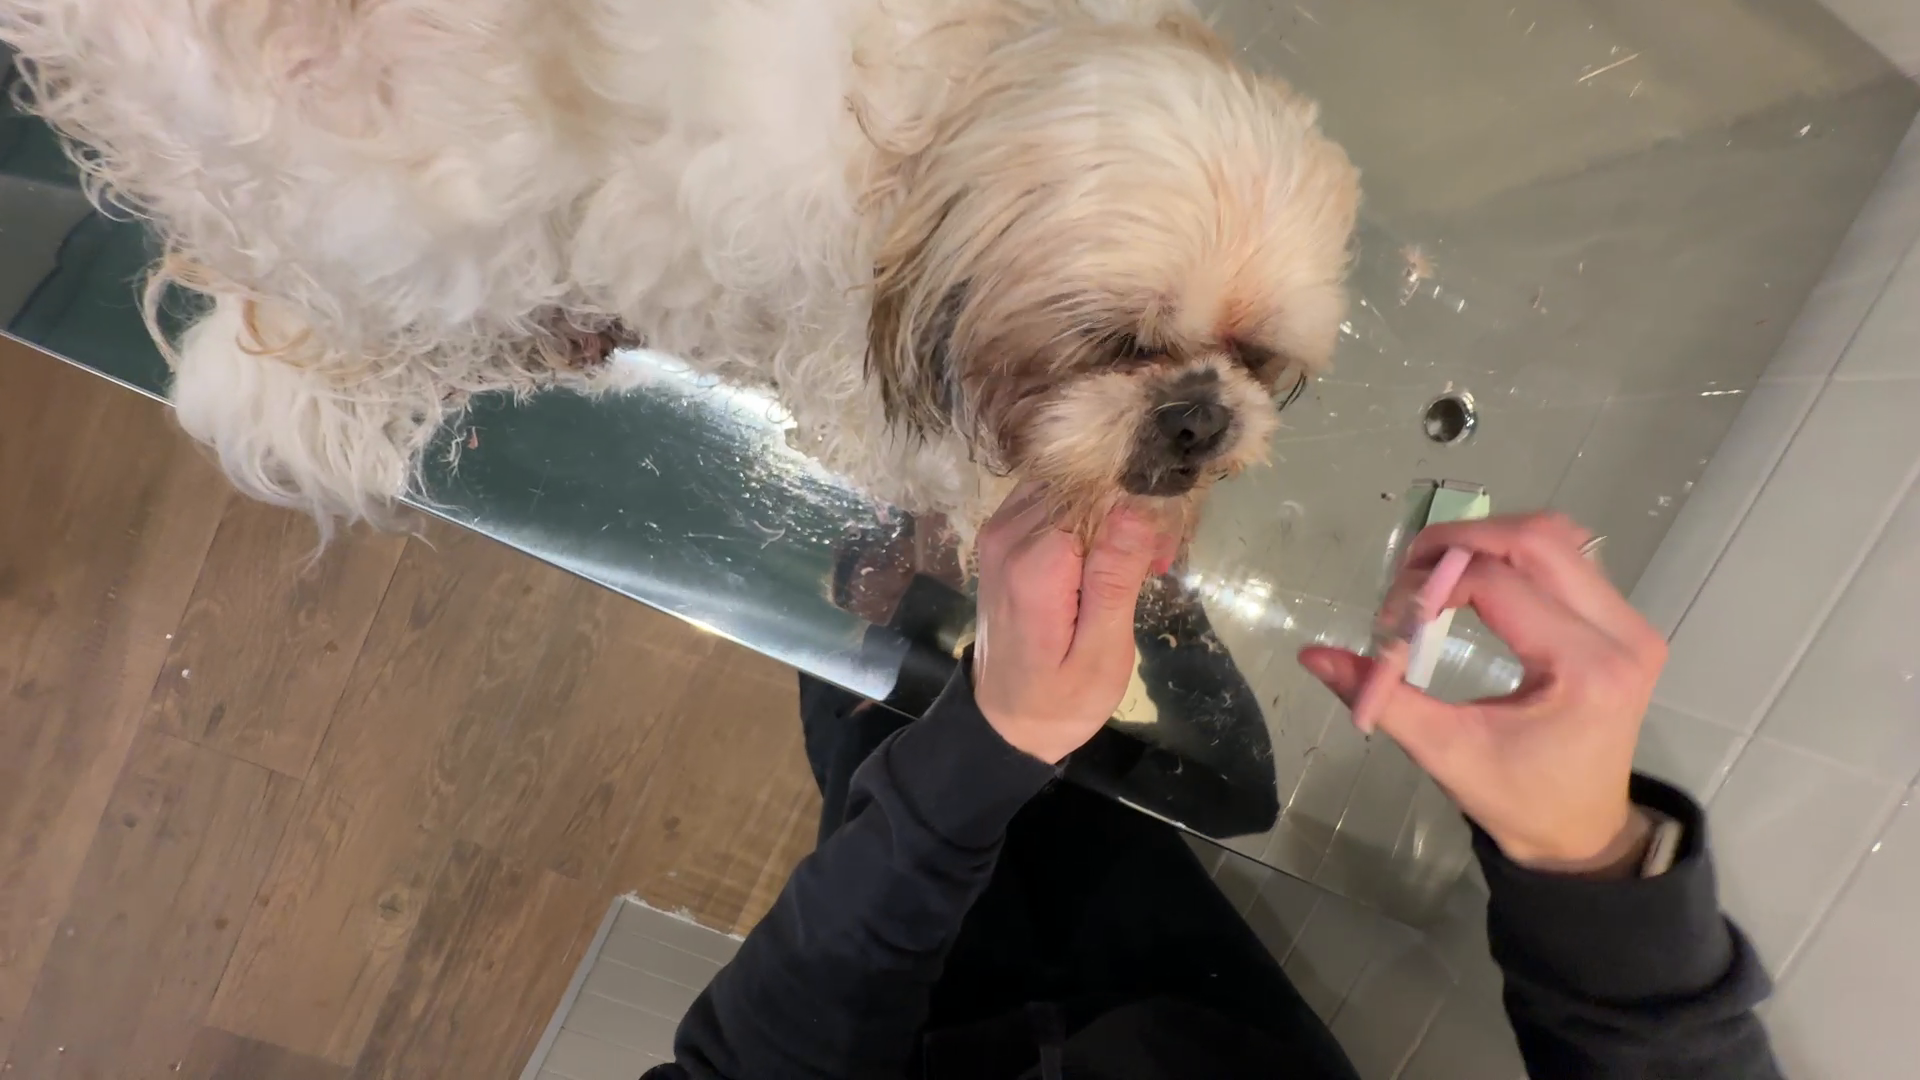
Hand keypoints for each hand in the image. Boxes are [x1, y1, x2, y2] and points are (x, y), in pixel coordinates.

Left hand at [971, 483, 1176, 763]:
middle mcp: (1007, 533)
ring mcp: (998, 529)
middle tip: (1153, 562)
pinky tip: (1100, 555)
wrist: (1003, 718)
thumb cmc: (1061, 699)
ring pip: (1068, 487)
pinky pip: (1049, 500)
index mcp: (1034, 563)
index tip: (1159, 556)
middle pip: (1083, 485)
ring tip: (1131, 563)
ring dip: (1106, 513)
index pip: (1099, 495)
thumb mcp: (1102, 652)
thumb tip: (1135, 506)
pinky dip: (1082, 519)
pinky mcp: (1000, 534)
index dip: (1140, 513)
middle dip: (1127, 511)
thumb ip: (1115, 578)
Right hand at [1299, 513, 1667, 874]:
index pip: (1494, 584)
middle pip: (1537, 538)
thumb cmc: (1515, 797)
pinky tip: (1470, 586)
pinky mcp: (1616, 621)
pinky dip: (1506, 555)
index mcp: (1584, 667)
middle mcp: (1620, 633)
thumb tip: (1311, 656)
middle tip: (1406, 577)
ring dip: (1483, 541)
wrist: (1581, 833)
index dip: (1427, 590)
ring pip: (1554, 536)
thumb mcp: (1442, 750)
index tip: (1388, 626)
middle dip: (1456, 542)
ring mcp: (1626, 622)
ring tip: (1434, 577)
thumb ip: (1380, 696)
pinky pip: (1563, 557)